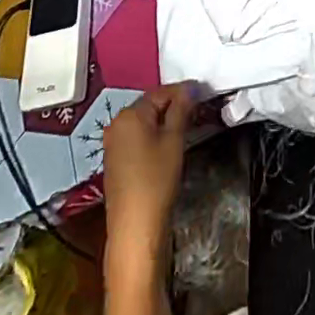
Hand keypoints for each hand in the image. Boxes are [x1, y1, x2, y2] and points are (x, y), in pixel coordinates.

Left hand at [101, 83, 195, 275]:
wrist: (135, 225)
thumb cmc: (156, 179)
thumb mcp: (174, 141)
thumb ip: (181, 110)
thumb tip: (188, 89)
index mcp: (130, 114)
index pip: (160, 92)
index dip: (182, 91)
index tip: (202, 93)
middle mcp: (117, 124)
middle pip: (149, 105)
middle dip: (172, 105)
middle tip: (197, 110)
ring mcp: (113, 142)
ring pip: (143, 122)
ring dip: (163, 121)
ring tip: (186, 126)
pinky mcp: (115, 159)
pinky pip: (136, 137)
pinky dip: (152, 136)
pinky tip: (167, 145)